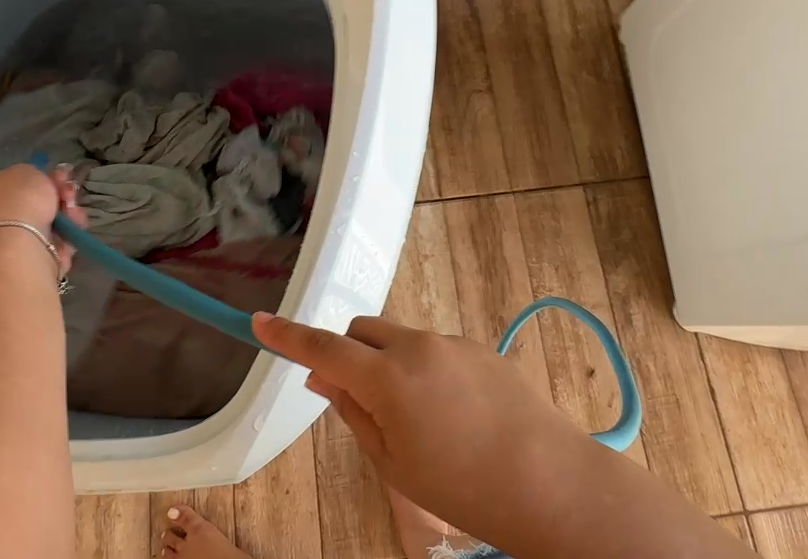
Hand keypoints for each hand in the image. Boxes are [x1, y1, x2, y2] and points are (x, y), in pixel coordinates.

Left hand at [0, 164, 85, 273]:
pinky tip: (74, 230)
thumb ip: (36, 173)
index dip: (46, 177)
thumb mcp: (29, 171)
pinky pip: (60, 241)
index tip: (63, 176)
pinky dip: (70, 235)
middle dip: (62, 197)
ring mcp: (18, 239)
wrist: (19, 243)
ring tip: (73, 215)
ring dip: (70, 215)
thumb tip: (41, 181)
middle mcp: (3, 216)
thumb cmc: (21, 200)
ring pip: (54, 221)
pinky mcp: (35, 258)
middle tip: (70, 196)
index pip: (23, 182)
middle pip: (41, 202)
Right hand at [253, 313, 599, 535]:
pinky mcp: (481, 349)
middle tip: (357, 396)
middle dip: (349, 352)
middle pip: (363, 330)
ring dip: (391, 364)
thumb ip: (352, 412)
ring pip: (401, 340)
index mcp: (388, 377)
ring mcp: (454, 343)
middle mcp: (418, 346)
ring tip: (420, 421)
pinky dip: (425, 369)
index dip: (288, 336)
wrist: (547, 480)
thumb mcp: (392, 461)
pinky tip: (454, 414)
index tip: (260, 321)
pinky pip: (436, 349)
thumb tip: (324, 378)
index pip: (324, 348)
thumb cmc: (460, 485)